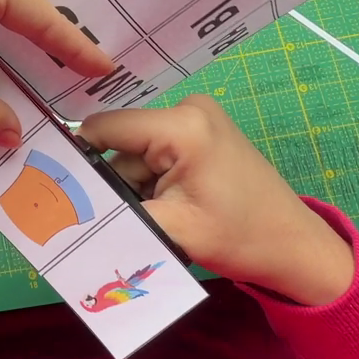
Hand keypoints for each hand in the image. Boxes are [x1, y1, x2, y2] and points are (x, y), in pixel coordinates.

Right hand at [79, 95, 353, 304]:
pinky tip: (165, 207)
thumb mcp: (171, 229)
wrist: (298, 250)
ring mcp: (195, 118)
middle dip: (115, 180)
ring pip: (134, 151)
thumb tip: (64, 208)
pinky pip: (153, 151)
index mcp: (180, 125)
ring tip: (154, 217)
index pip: (104, 128)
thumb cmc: (240, 239)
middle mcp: (186, 109)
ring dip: (134, 185)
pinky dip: (150, 180)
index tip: (61, 188)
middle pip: (119, 142)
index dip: (79, 158)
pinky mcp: (199, 132)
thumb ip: (116, 212)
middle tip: (117, 214)